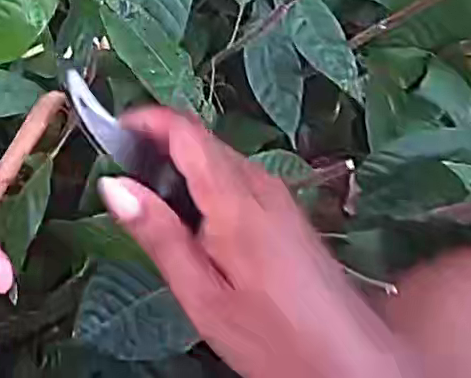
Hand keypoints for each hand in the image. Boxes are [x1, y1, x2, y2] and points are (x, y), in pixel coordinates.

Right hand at [99, 108, 407, 377]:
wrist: (358, 367)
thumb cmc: (275, 338)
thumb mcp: (204, 296)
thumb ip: (158, 233)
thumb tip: (112, 183)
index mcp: (234, 195)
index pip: (183, 129)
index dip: (144, 118)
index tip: (112, 129)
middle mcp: (257, 179)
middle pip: (198, 138)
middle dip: (156, 143)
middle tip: (124, 175)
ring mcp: (275, 190)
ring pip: (215, 154)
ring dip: (178, 162)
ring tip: (151, 202)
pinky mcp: (283, 205)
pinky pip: (233, 173)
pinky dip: (202, 179)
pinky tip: (193, 221)